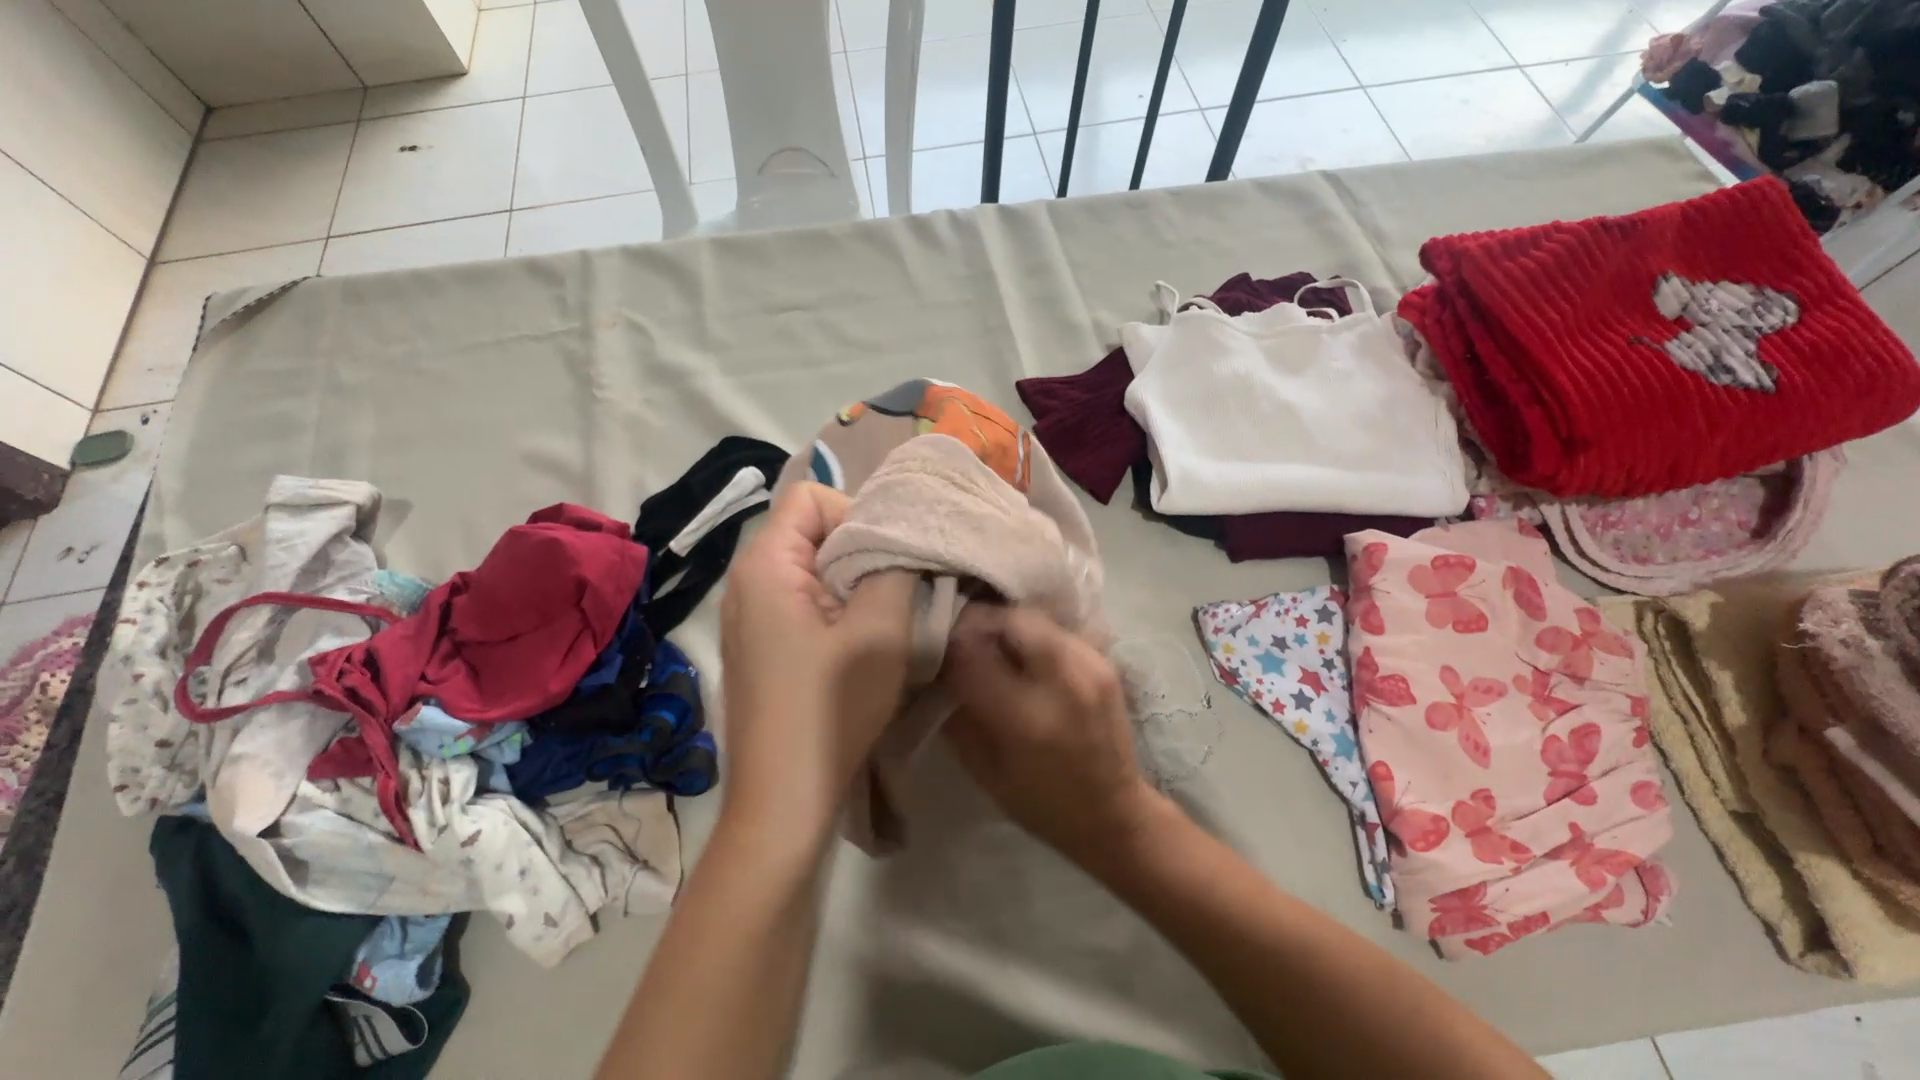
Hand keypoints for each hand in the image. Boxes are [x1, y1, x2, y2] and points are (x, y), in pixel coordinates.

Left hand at [720, 483, 916, 833]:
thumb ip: (895, 566)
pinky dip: (835, 614)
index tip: (890, 561)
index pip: (811, 495)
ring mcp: (748, 620)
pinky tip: (857, 652)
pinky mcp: (760, 651)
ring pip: (811, 572)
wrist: (784, 800)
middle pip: (810, 532)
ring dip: (853, 587)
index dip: (858, 513)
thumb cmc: (831, 709)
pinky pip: (801, 606)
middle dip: (861, 552)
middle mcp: (745, 583)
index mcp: (764, 565)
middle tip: (897, 592)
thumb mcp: (880, 631)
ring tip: (882, 624)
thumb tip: (901, 538)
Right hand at [936, 604, 1161, 860]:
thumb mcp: (984, 770)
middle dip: (977, 621)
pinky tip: (1021, 652)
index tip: (933, 649)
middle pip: (1010, 619)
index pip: (973, 655)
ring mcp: (1091, 666)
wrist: (1113, 812)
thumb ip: (957, 716)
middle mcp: (1063, 682)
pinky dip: (1032, 633)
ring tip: (988, 642)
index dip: (948, 646)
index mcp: (1028, 718)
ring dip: (1005, 623)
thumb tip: (935, 671)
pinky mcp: (1105, 662)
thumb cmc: (1040, 804)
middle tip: (959, 636)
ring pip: (1035, 616)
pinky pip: (1057, 630)